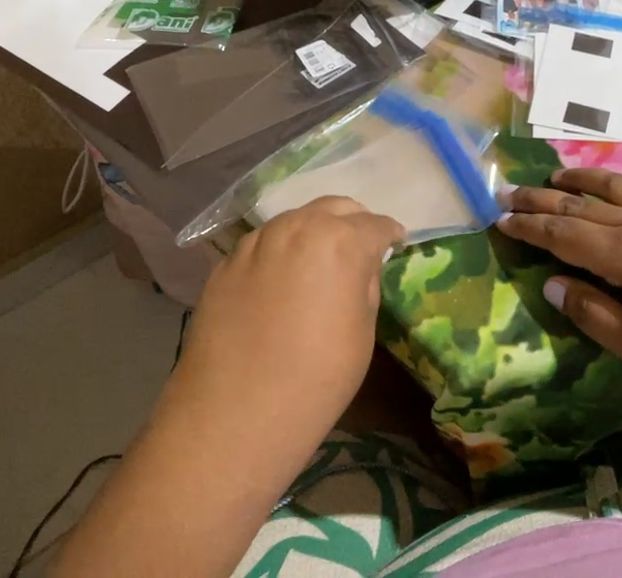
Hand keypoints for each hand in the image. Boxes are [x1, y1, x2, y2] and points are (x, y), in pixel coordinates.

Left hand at [171, 196, 403, 431]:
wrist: (234, 415)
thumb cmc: (316, 378)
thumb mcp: (362, 332)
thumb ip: (365, 284)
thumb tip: (359, 265)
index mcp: (340, 240)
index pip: (375, 225)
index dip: (390, 234)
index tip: (396, 243)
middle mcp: (296, 228)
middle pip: (333, 208)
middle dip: (352, 222)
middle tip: (360, 247)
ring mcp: (255, 242)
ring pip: (294, 220)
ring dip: (313, 232)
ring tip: (319, 261)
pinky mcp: (225, 264)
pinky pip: (263, 244)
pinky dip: (280, 251)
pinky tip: (281, 281)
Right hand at [499, 168, 621, 408]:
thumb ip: (592, 312)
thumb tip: (551, 283)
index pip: (565, 234)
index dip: (530, 227)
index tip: (501, 219)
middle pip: (584, 206)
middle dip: (544, 200)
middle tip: (511, 192)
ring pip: (618, 188)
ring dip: (582, 181)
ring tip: (555, 177)